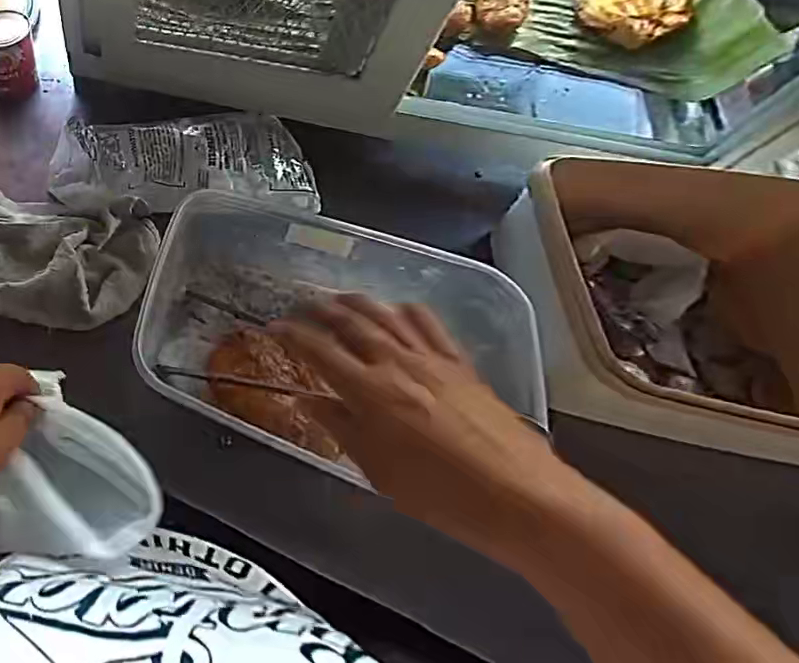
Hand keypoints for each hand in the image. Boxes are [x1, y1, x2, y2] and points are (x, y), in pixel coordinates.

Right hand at [274, 293, 597, 563]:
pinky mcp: (460, 363)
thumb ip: (343, 429)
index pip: (318, 350)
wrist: (524, 499)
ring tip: (339, 299)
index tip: (275, 326)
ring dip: (357, 302)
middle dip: (319, 309)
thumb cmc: (443, 496)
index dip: (292, 334)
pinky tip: (397, 309)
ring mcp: (431, 358)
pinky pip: (427, 323)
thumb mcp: (379, 471)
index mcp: (369, 390)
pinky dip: (404, 309)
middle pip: (349, 322)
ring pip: (385, 314)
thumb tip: (312, 401)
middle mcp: (396, 363)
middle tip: (302, 306)